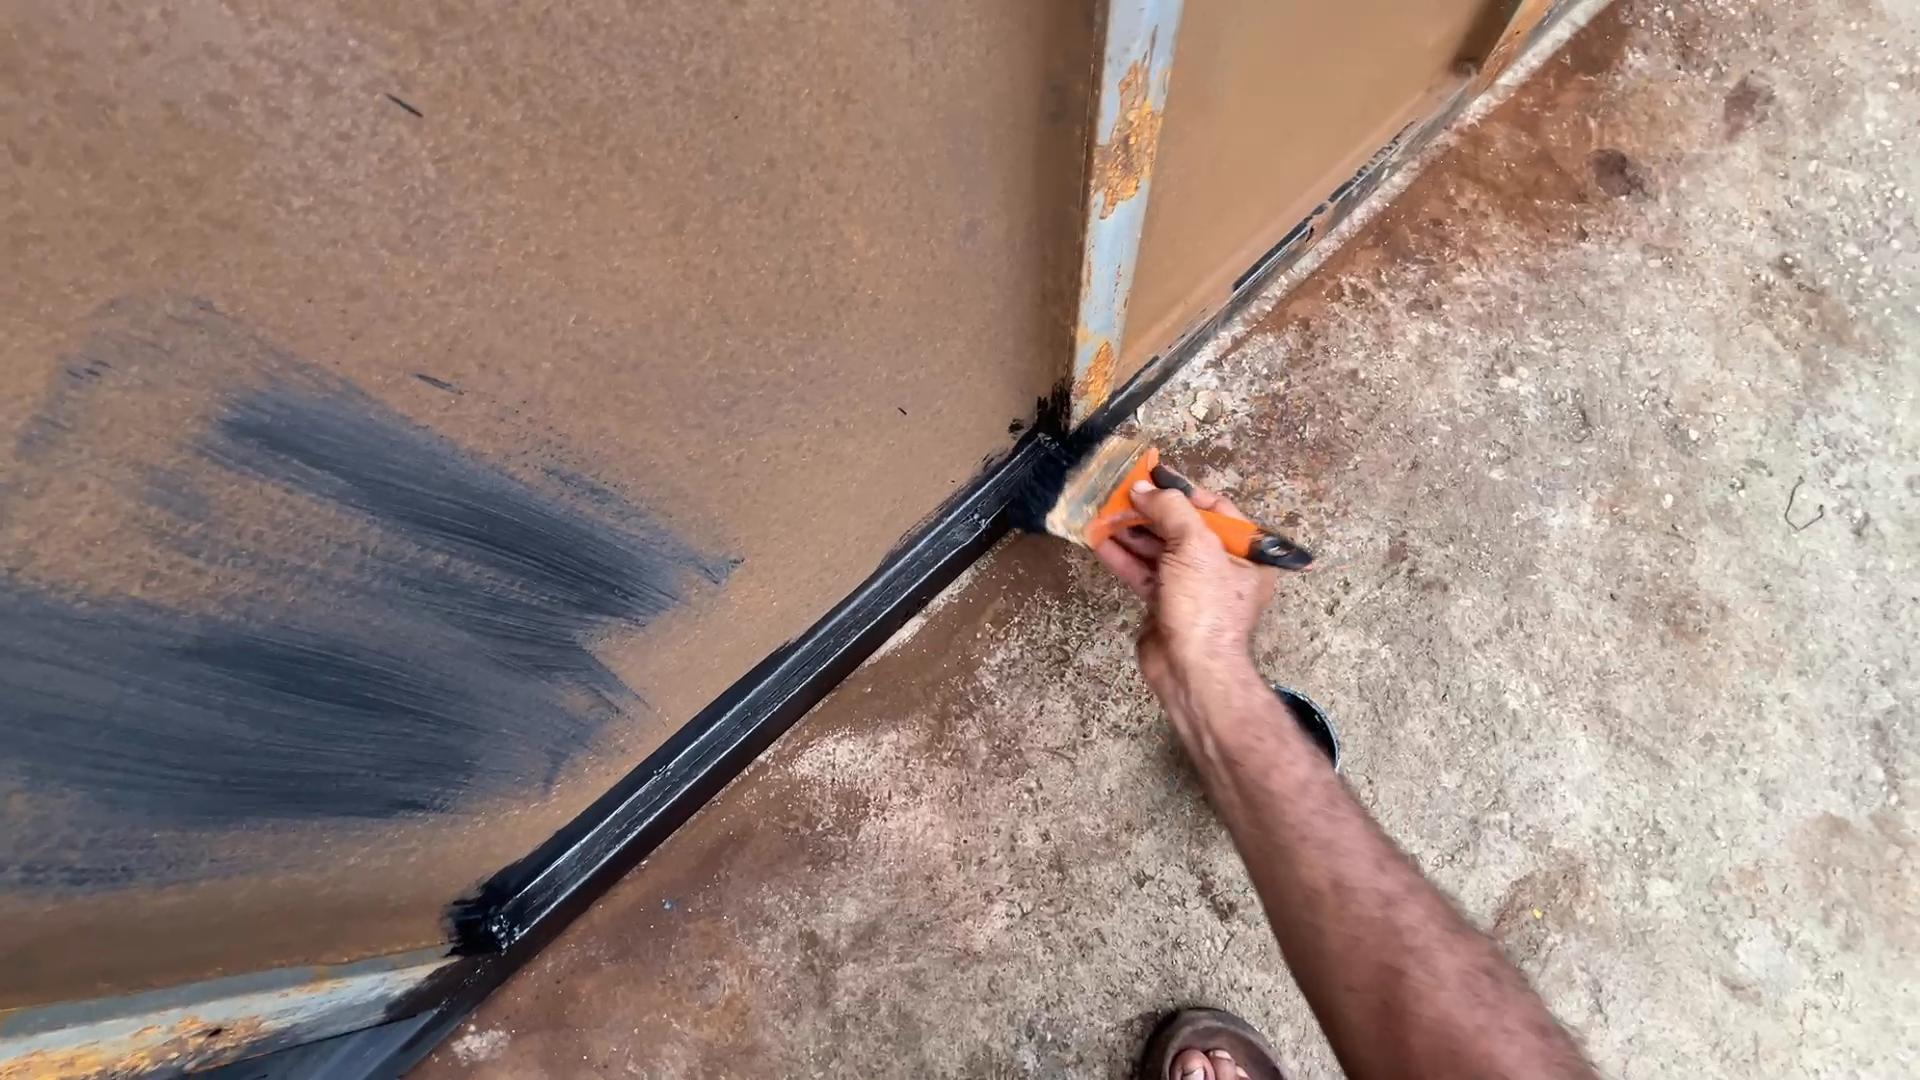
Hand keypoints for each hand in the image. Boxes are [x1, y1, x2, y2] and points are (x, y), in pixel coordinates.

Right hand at [1093, 478, 1277, 724]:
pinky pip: (1142, 572)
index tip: (1151, 476)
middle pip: (1180, 527)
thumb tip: (1144, 489)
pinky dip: (1122, 557)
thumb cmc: (1206, 608)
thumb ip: (1170, 510)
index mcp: (1244, 551)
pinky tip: (1099, 541)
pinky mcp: (1164, 604)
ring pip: (1157, 549)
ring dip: (1130, 532)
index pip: (1214, 507)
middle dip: (1149, 511)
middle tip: (1120, 494)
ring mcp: (1190, 587)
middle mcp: (1220, 567)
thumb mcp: (1195, 546)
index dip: (1181, 491)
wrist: (1191, 668)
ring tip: (1103, 513)